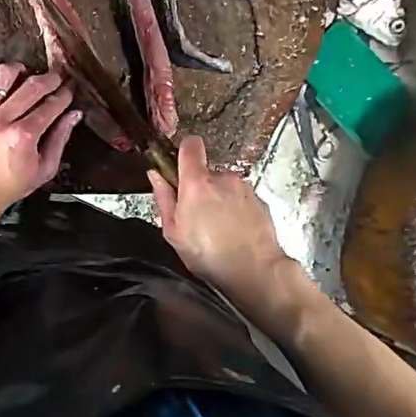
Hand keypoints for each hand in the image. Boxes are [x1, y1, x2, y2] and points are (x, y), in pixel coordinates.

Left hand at [0, 62, 81, 223]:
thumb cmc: (9, 185)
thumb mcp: (44, 169)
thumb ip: (60, 139)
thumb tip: (73, 115)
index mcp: (23, 136)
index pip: (51, 106)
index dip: (64, 96)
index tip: (68, 93)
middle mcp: (1, 121)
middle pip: (31, 86)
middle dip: (49, 79)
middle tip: (56, 79)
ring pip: (2, 76)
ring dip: (19, 70)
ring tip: (25, 72)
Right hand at [149, 134, 289, 301]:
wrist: (254, 270)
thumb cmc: (211, 256)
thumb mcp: (174, 232)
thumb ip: (163, 198)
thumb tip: (156, 177)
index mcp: (196, 183)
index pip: (190, 145)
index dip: (183, 152)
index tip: (178, 166)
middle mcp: (223, 179)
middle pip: (206, 173)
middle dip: (199, 189)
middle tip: (194, 217)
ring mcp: (244, 188)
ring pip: (224, 187)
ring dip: (219, 202)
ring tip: (215, 230)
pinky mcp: (259, 200)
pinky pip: (240, 200)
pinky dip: (235, 211)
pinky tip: (232, 233)